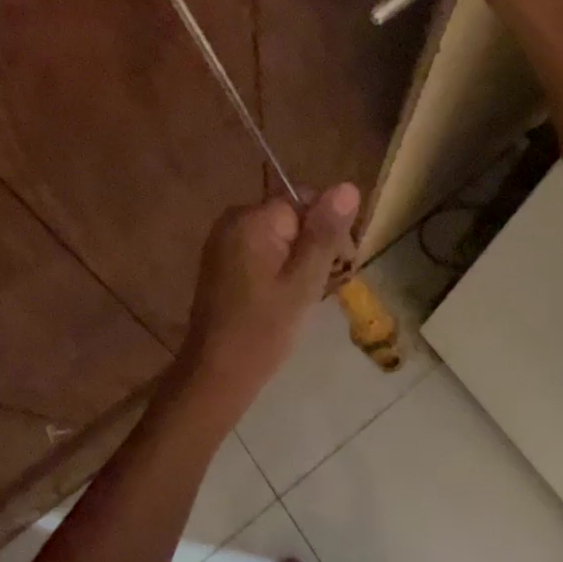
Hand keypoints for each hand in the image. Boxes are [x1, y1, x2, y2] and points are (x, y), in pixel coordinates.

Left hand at [176, 184, 360, 416]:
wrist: (215, 374)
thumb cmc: (262, 330)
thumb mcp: (303, 282)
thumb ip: (324, 233)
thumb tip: (347, 186)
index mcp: (252, 218)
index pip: (305, 199)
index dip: (328, 228)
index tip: (339, 266)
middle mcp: (233, 219)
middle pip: (291, 214)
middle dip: (313, 244)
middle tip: (322, 287)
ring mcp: (223, 240)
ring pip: (278, 234)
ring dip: (298, 258)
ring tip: (304, 297)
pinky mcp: (220, 261)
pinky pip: (260, 249)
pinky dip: (278, 267)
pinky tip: (283, 298)